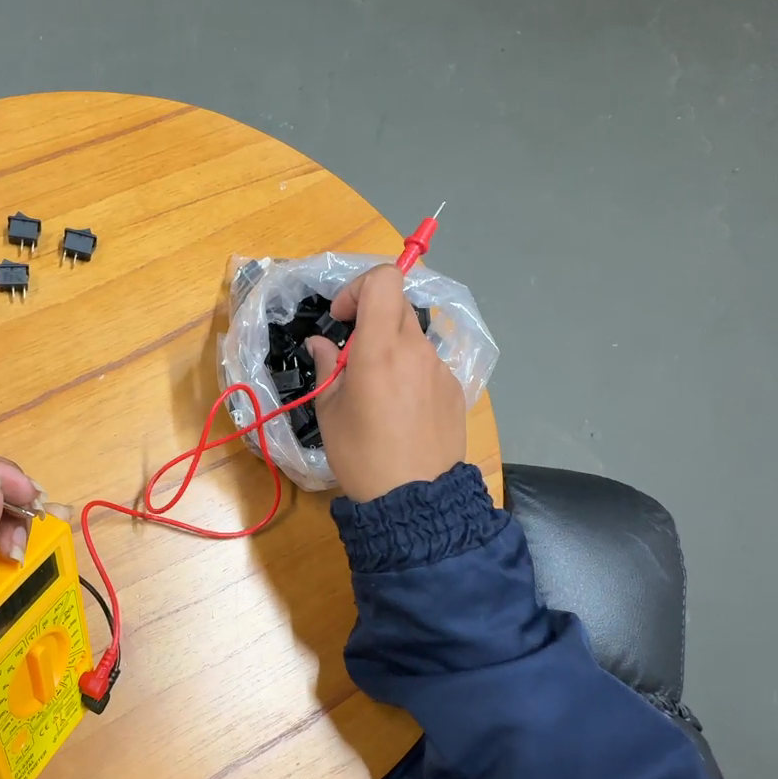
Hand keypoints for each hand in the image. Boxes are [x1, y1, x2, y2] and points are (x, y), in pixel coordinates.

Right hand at [304, 264, 466, 501]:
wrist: (415, 498)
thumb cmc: (361, 454)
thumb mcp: (329, 411)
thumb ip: (327, 367)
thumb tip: (322, 344)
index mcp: (380, 349)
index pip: (384, 279)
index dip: (359, 288)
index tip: (342, 318)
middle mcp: (416, 349)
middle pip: (397, 305)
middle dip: (371, 319)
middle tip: (352, 358)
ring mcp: (440, 368)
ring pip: (412, 337)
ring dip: (390, 348)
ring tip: (376, 392)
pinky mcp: (455, 388)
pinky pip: (427, 365)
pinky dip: (409, 372)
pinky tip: (400, 411)